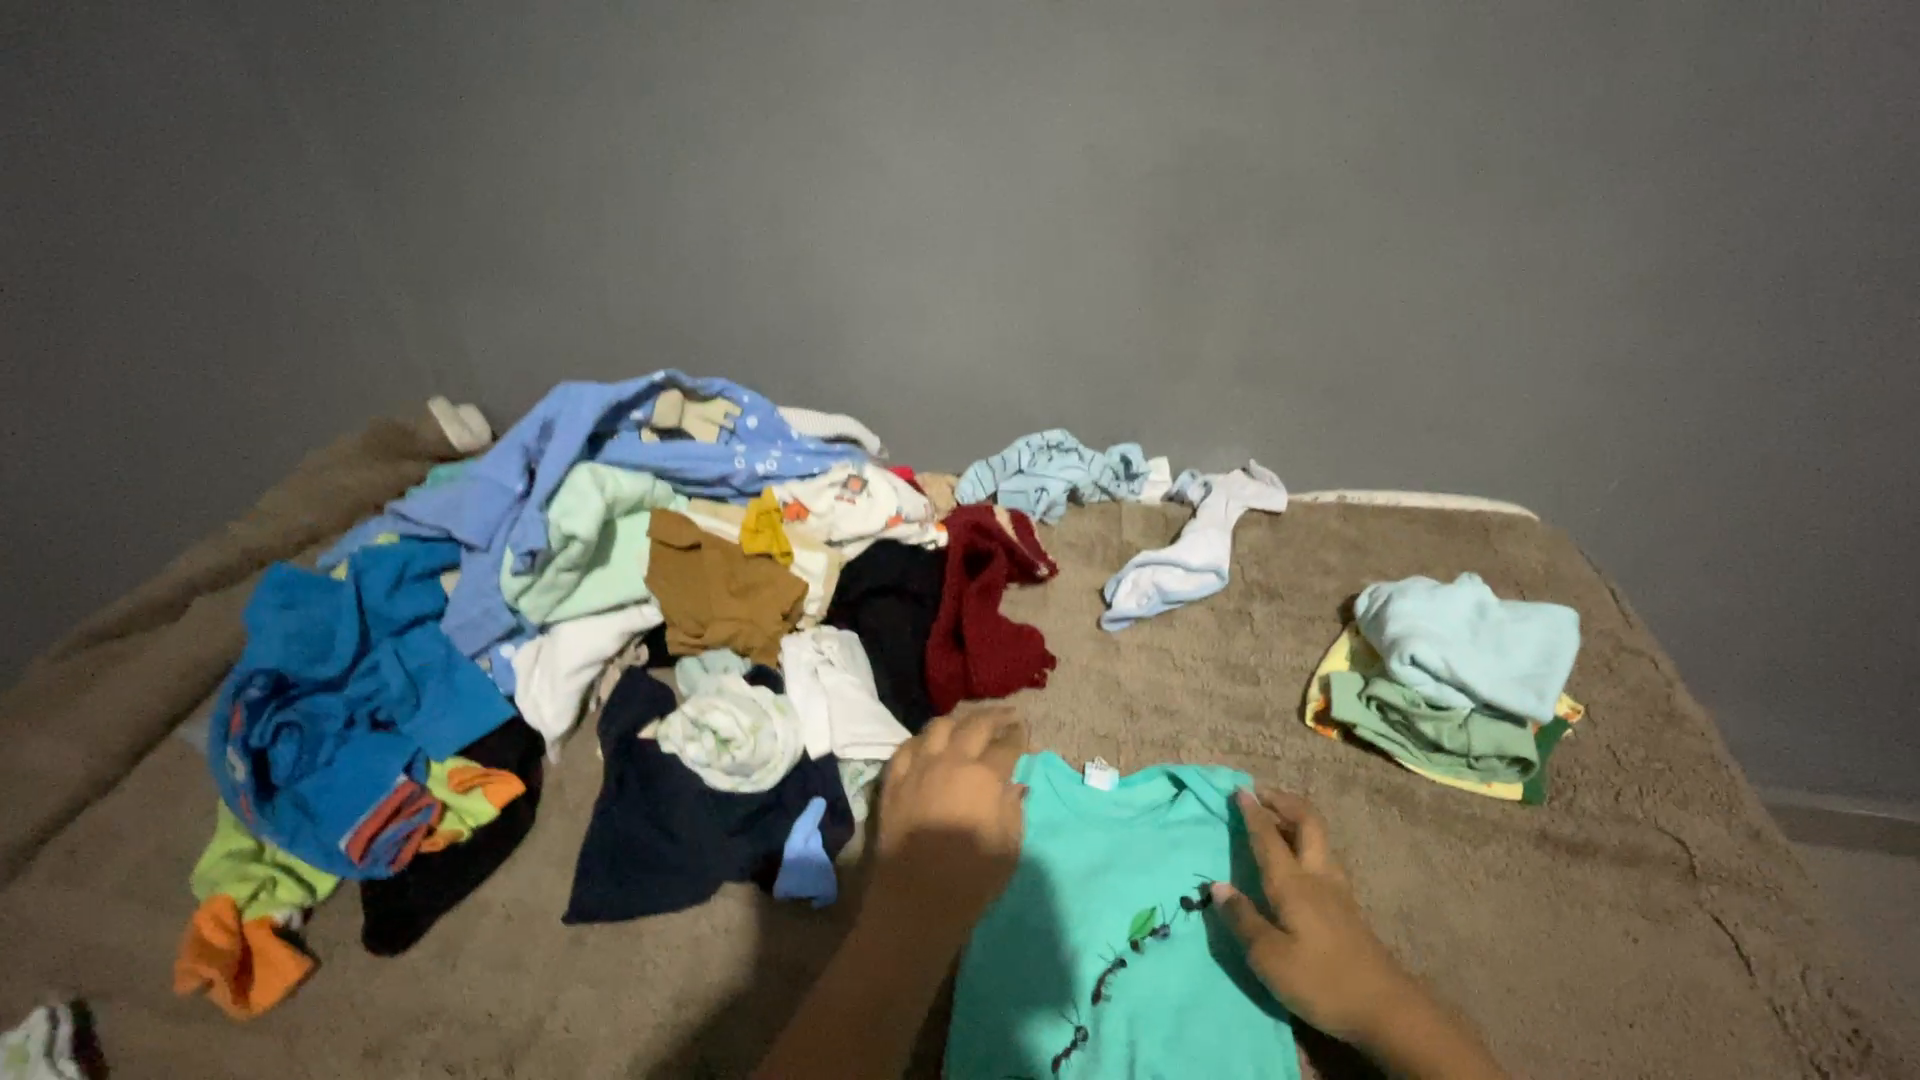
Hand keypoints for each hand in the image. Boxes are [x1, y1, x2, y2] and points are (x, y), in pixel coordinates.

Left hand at [867, 707, 1028, 935]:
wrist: (916, 900)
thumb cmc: (972, 879)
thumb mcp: (1009, 846)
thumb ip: (1013, 808)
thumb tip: (1013, 785)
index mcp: (984, 776)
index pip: (1007, 745)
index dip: (1019, 736)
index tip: (1024, 732)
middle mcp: (950, 761)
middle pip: (974, 725)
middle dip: (994, 716)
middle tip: (1006, 716)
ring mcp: (918, 768)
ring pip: (937, 727)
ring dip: (957, 722)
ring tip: (966, 725)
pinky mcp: (893, 782)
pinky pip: (906, 748)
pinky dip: (922, 741)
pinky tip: (928, 745)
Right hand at [1211, 789, 1420, 1045]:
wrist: (1387, 1010)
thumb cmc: (1321, 981)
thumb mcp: (1269, 958)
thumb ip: (1243, 919)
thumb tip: (1217, 886)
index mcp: (1293, 884)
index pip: (1269, 837)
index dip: (1253, 812)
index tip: (1238, 790)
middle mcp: (1317, 877)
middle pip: (1307, 823)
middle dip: (1283, 802)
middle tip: (1261, 794)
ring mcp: (1338, 891)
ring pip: (1319, 839)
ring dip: (1296, 820)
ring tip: (1276, 819)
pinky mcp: (1348, 908)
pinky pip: (1324, 857)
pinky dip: (1306, 843)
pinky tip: (1299, 857)